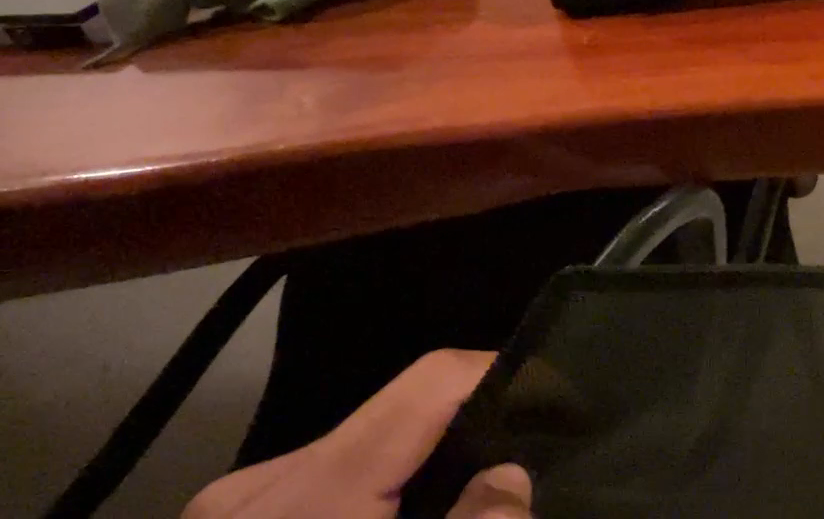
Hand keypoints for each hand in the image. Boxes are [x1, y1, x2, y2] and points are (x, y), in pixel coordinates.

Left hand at [183, 350, 532, 518]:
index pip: (429, 381)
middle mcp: (260, 483)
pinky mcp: (222, 517)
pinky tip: (391, 513)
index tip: (550, 394)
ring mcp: (231, 502)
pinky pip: (320, 477)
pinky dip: (370, 488)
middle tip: (502, 467)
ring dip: (414, 462)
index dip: (499, 371)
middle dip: (459, 429)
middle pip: (397, 411)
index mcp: (311, 493)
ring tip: (450, 499)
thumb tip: (512, 473)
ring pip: (359, 445)